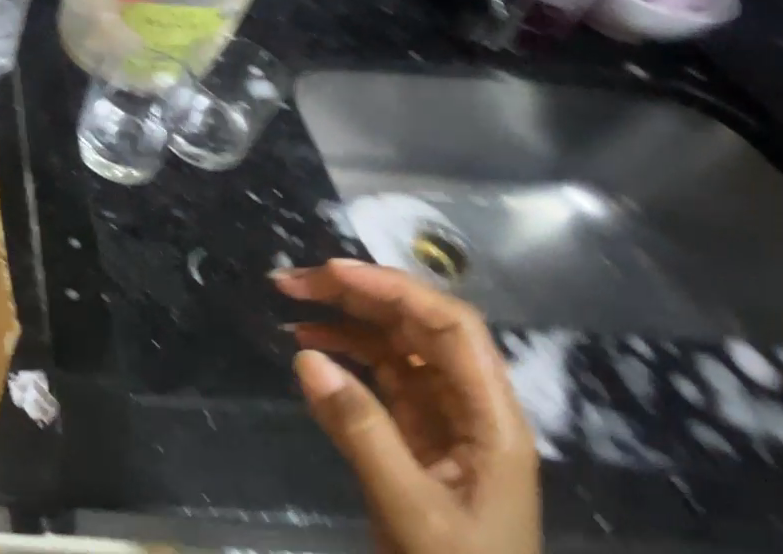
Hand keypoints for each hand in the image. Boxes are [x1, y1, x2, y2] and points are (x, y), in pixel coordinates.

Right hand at [274, 260, 538, 553]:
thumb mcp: (411, 511)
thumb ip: (361, 432)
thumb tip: (305, 356)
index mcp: (492, 420)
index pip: (450, 329)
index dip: (394, 289)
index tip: (332, 272)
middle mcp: (472, 408)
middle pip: (419, 328)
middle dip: (359, 295)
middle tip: (293, 282)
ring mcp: (445, 422)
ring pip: (398, 347)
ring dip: (346, 319)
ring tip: (291, 303)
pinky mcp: (418, 438)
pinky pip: (381, 378)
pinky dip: (344, 354)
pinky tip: (309, 346)